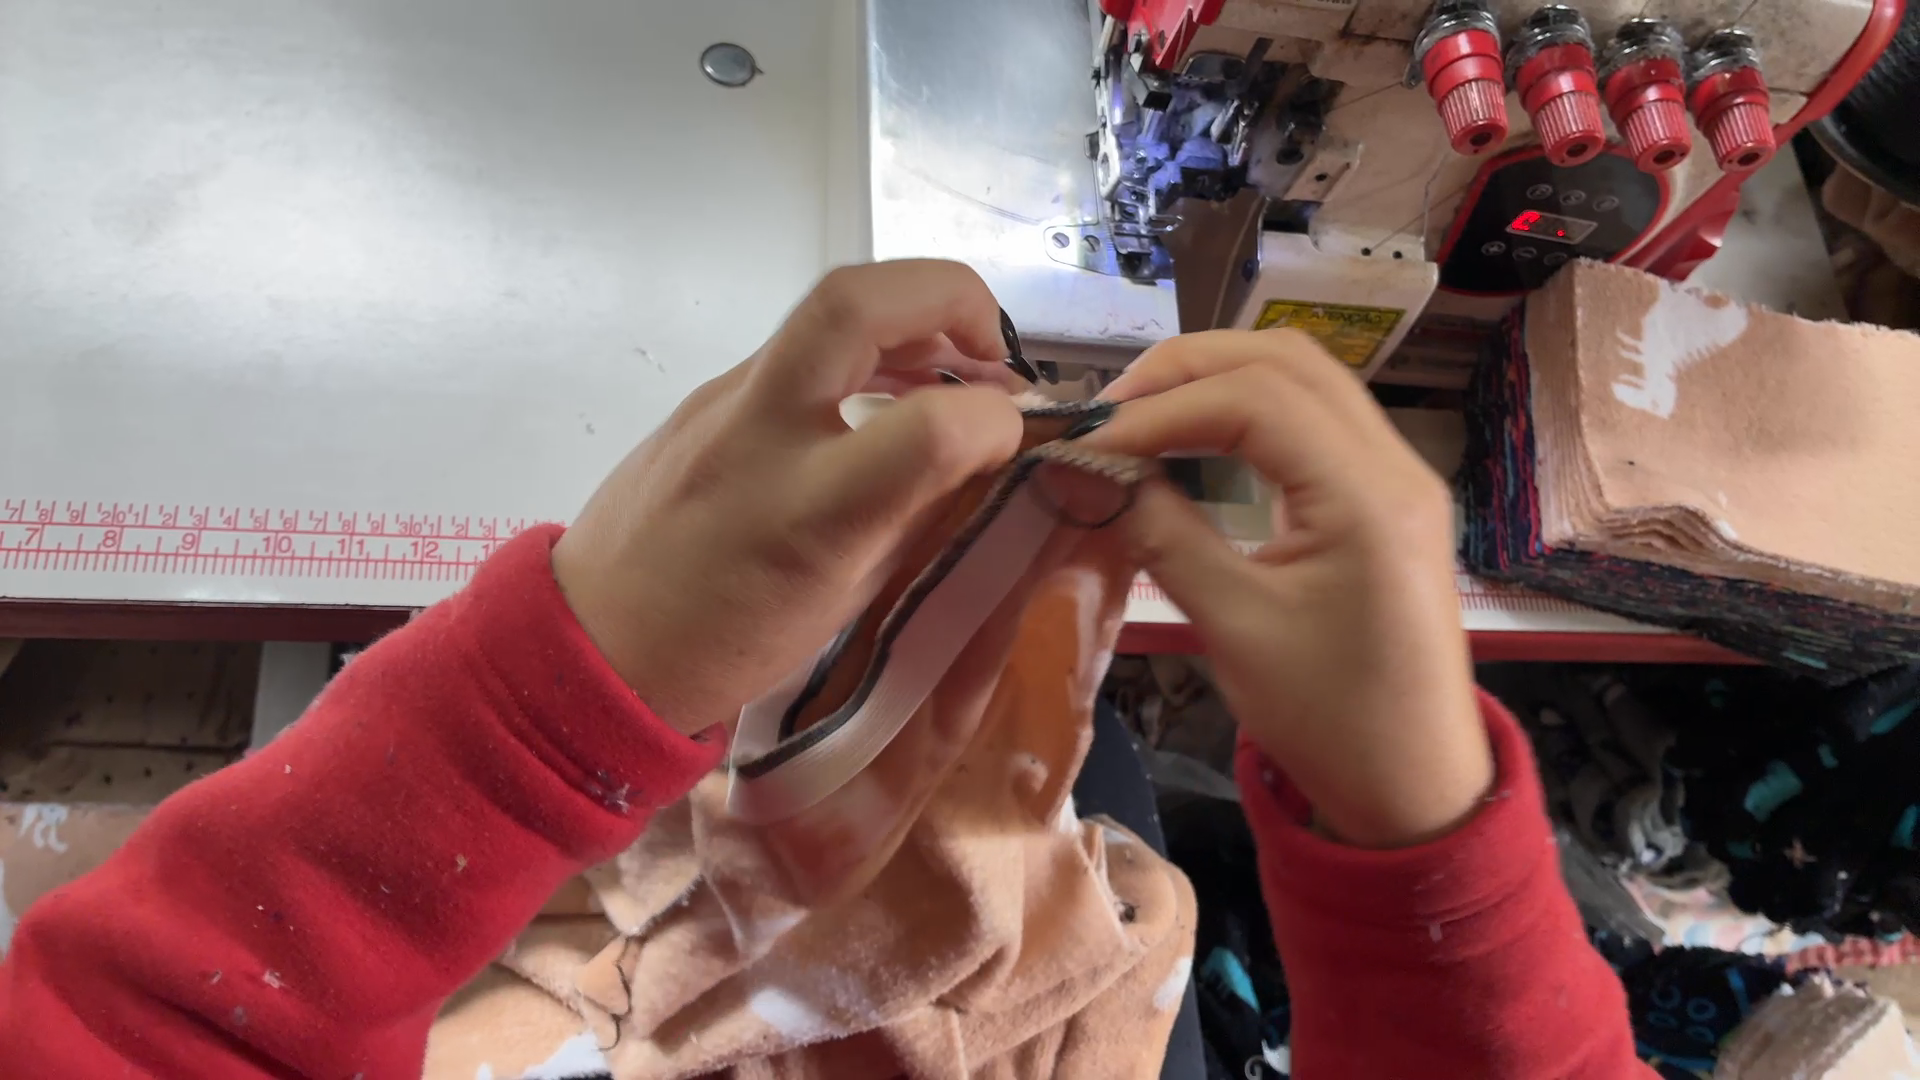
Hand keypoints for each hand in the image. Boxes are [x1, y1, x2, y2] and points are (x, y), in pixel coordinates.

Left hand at [551, 261, 1023, 734]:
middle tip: (997, 352)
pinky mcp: (710, 396)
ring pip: (829, 311)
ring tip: (961, 370)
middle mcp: (759, 433)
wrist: (597, 641)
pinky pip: (806, 347)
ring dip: (914, 319)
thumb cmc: (729, 640)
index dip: (992, 420)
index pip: (922, 429)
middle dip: (950, 298)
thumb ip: (915, 516)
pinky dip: (872, 350)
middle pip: (855, 303)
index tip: (1016, 437)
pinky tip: (894, 392)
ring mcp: (725, 401)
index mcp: (805, 513)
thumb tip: (977, 456)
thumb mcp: (844, 599)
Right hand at [1084, 331, 1491, 847]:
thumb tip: (1095, 472)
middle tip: (1109, 408)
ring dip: (1212, 379)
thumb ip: (1162, 533)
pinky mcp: (1378, 491)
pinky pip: (1308, 415)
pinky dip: (1240, 409)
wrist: (1413, 781)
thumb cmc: (1325, 717)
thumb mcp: (1232, 626)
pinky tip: (1193, 436)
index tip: (1090, 442)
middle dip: (1184, 370)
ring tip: (1140, 412)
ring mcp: (1393, 471)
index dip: (1158, 410)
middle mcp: (1392, 461)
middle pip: (1282, 359)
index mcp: (1365, 496)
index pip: (1252, 402)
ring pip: (1299, 376)